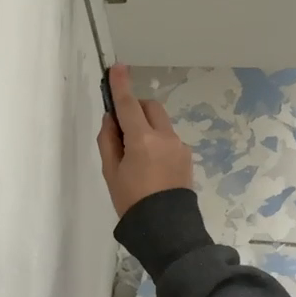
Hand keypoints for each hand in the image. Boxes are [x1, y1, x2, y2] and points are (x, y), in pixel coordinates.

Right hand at [97, 64, 194, 216]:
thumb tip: (111, 119)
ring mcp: (179, 146)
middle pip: (149, 107)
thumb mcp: (111, 172)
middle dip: (135, 108)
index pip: (127, 105)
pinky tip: (150, 165)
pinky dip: (156, 140)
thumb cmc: (131, 202)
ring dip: (146, 125)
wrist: (166, 229)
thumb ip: (109, 140)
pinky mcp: (187, 156)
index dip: (120, 85)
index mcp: (142, 140)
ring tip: (135, 154)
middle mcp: (164, 137)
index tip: (116, 67)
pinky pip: (168, 138)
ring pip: (160, 122)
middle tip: (121, 127)